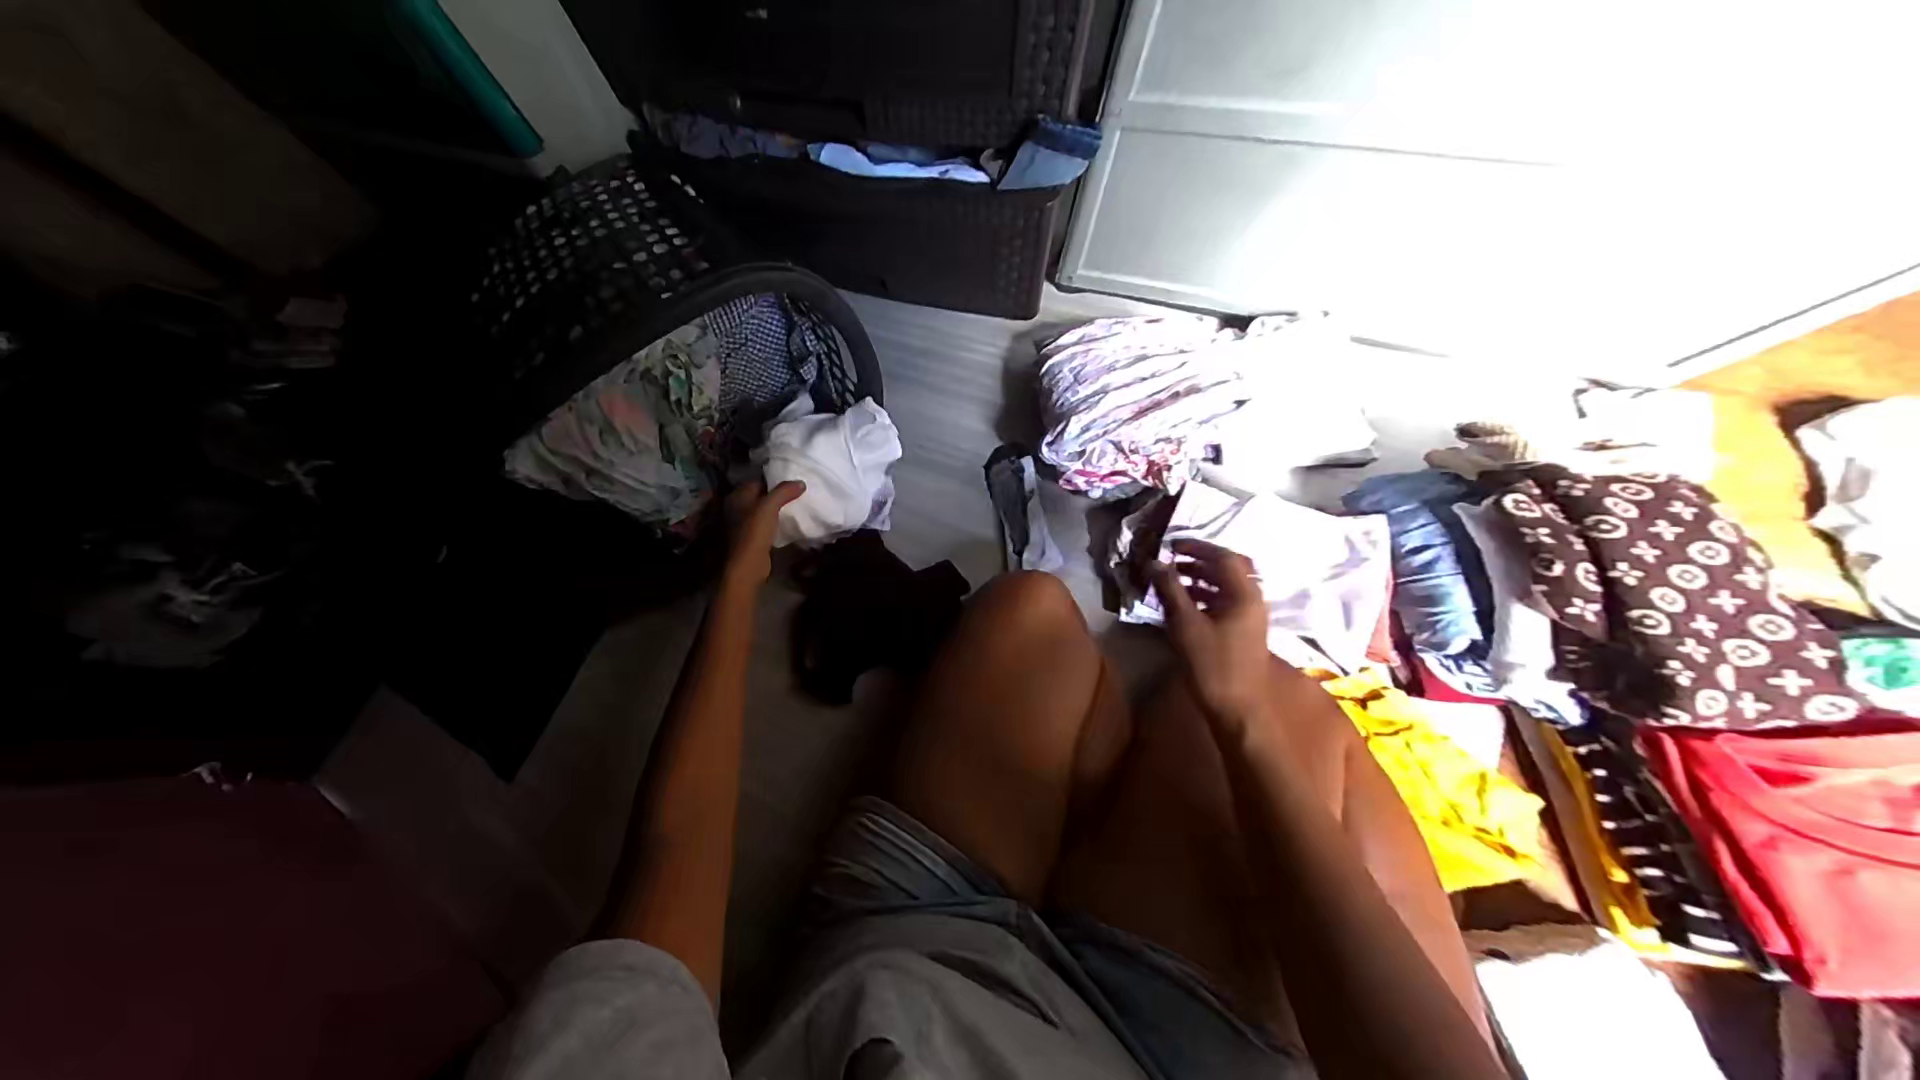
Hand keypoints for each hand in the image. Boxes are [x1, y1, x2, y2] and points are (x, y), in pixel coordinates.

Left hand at [721, 480, 805, 589]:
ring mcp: (742, 523)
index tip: (792, 481)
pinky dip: (774, 521)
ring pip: (762, 510)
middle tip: (796, 493)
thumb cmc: (754, 532)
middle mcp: (736, 507)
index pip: (757, 481)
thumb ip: (784, 492)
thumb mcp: (769, 507)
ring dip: (776, 509)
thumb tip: (801, 482)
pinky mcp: (750, 537)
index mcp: (737, 496)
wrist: (747, 565)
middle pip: (760, 495)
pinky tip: (786, 522)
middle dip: (776, 494)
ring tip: (794, 505)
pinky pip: (764, 523)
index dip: (774, 480)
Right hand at [1151, 539, 1274, 731]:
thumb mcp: (1185, 624)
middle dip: (1199, 561)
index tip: (1171, 545)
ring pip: (1226, 586)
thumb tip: (1155, 563)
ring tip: (1172, 580)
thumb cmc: (1212, 665)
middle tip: (1172, 560)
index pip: (1223, 557)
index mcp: (1245, 594)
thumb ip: (1170, 590)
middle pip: (1228, 569)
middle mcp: (1253, 600)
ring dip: (1201, 578)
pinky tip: (1184, 603)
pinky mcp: (1244, 631)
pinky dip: (1205, 595)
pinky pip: (1225, 601)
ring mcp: (1250, 616)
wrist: (1238, 709)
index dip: (1196, 547)